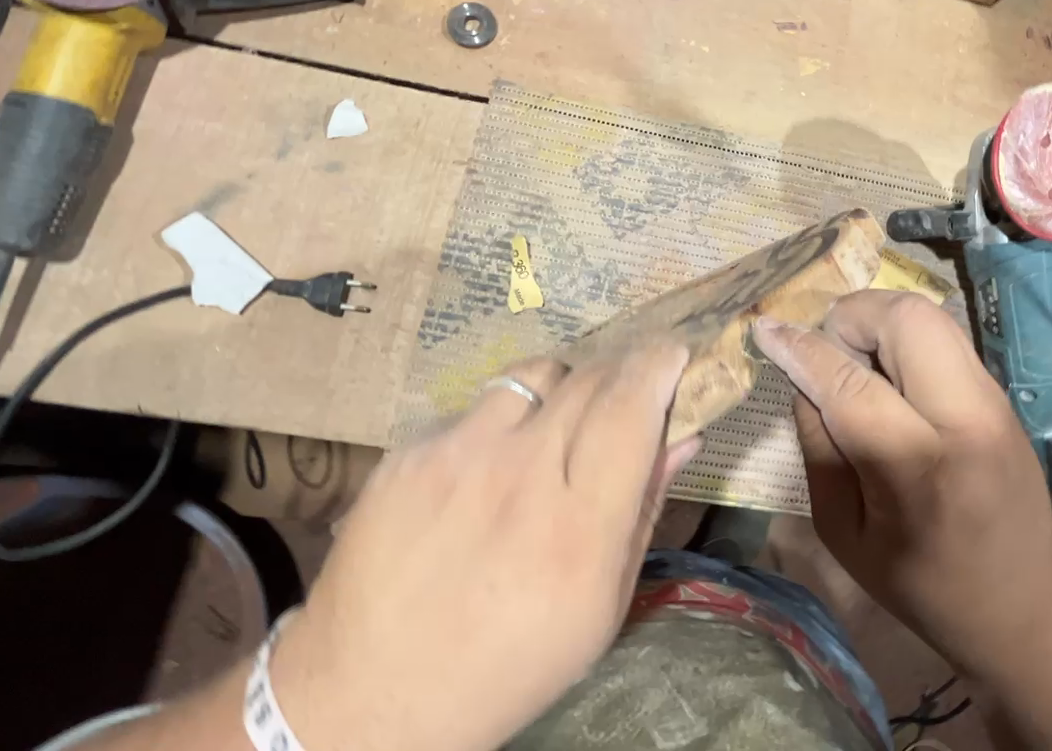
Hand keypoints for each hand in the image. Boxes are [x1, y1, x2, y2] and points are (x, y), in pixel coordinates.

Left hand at [264, 343, 697, 750]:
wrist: (368, 698)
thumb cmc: (509, 664)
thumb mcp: (601, 609)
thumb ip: (644, 511)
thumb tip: (683, 436)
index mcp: (579, 530)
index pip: (631, 408)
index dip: (660, 365)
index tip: (674, 352)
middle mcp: (520, 478)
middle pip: (590, 379)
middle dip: (623, 371)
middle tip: (628, 390)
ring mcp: (457, 459)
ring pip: (536, 375)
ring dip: (564, 389)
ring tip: (555, 428)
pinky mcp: (409, 455)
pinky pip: (479, 408)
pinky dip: (504, 423)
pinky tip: (488, 471)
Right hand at [752, 291, 1051, 677]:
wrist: (1021, 603)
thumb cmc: (920, 583)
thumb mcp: (842, 532)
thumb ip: (818, 446)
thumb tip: (804, 378)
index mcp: (917, 465)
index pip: (848, 379)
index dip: (800, 348)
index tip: (766, 330)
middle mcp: (966, 417)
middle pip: (906, 317)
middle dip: (853, 318)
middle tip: (831, 355)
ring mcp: (994, 400)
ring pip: (931, 315)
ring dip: (881, 324)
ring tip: (860, 367)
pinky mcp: (1003, 396)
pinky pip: (946, 339)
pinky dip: (908, 341)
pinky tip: (894, 382)